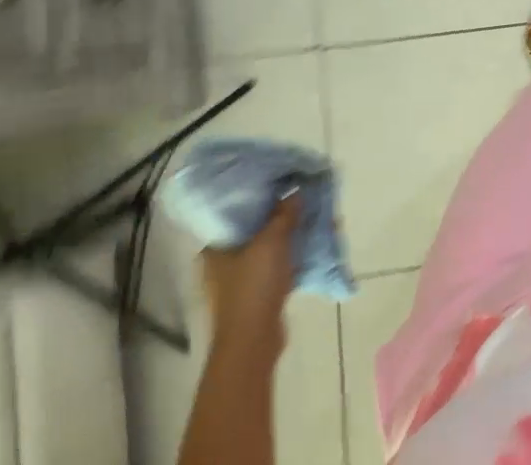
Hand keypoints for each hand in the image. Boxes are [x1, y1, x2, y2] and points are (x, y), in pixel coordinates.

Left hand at [201, 197, 298, 357]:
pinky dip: (293, 260)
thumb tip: (295, 190)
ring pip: (269, 251)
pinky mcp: (256, 296)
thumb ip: (284, 215)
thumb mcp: (271, 243)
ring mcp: (238, 282)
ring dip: (292, 239)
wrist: (253, 340)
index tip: (285, 189)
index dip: (262, 201)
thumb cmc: (253, 287)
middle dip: (284, 219)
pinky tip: (314, 251)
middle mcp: (221, 264)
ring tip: (317, 225)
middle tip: (307, 206)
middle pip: (256, 232)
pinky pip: (277, 268)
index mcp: (213, 249)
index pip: (237, 216)